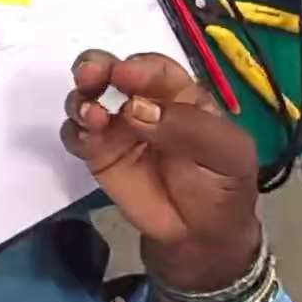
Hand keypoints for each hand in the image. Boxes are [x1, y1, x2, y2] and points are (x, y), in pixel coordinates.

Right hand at [59, 51, 260, 301]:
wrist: (200, 235)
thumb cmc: (221, 184)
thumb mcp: (226, 152)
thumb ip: (187, 127)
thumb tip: (135, 109)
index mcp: (177, 93)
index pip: (154, 70)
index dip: (138, 68)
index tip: (124, 75)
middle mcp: (139, 102)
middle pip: (109, 72)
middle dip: (95, 67)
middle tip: (88, 75)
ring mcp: (114, 126)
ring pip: (86, 99)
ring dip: (81, 100)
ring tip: (92, 118)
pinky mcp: (95, 152)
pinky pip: (75, 135)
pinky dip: (74, 131)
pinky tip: (85, 138)